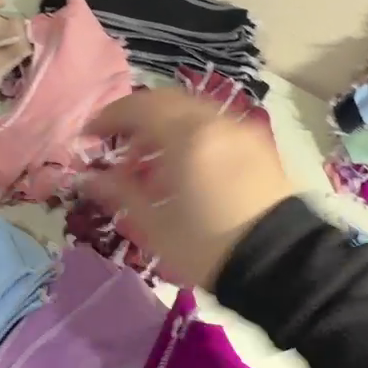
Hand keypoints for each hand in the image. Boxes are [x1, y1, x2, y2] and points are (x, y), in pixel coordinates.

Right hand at [83, 87, 297, 289]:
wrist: (279, 264)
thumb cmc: (207, 247)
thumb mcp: (154, 225)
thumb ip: (119, 193)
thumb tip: (88, 178)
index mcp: (186, 137)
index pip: (138, 108)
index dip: (108, 118)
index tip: (89, 137)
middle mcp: (215, 122)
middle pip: (167, 103)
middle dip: (137, 120)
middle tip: (119, 147)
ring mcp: (242, 132)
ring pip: (193, 113)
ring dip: (165, 127)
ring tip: (150, 163)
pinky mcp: (259, 148)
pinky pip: (216, 127)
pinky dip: (192, 136)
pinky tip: (184, 168)